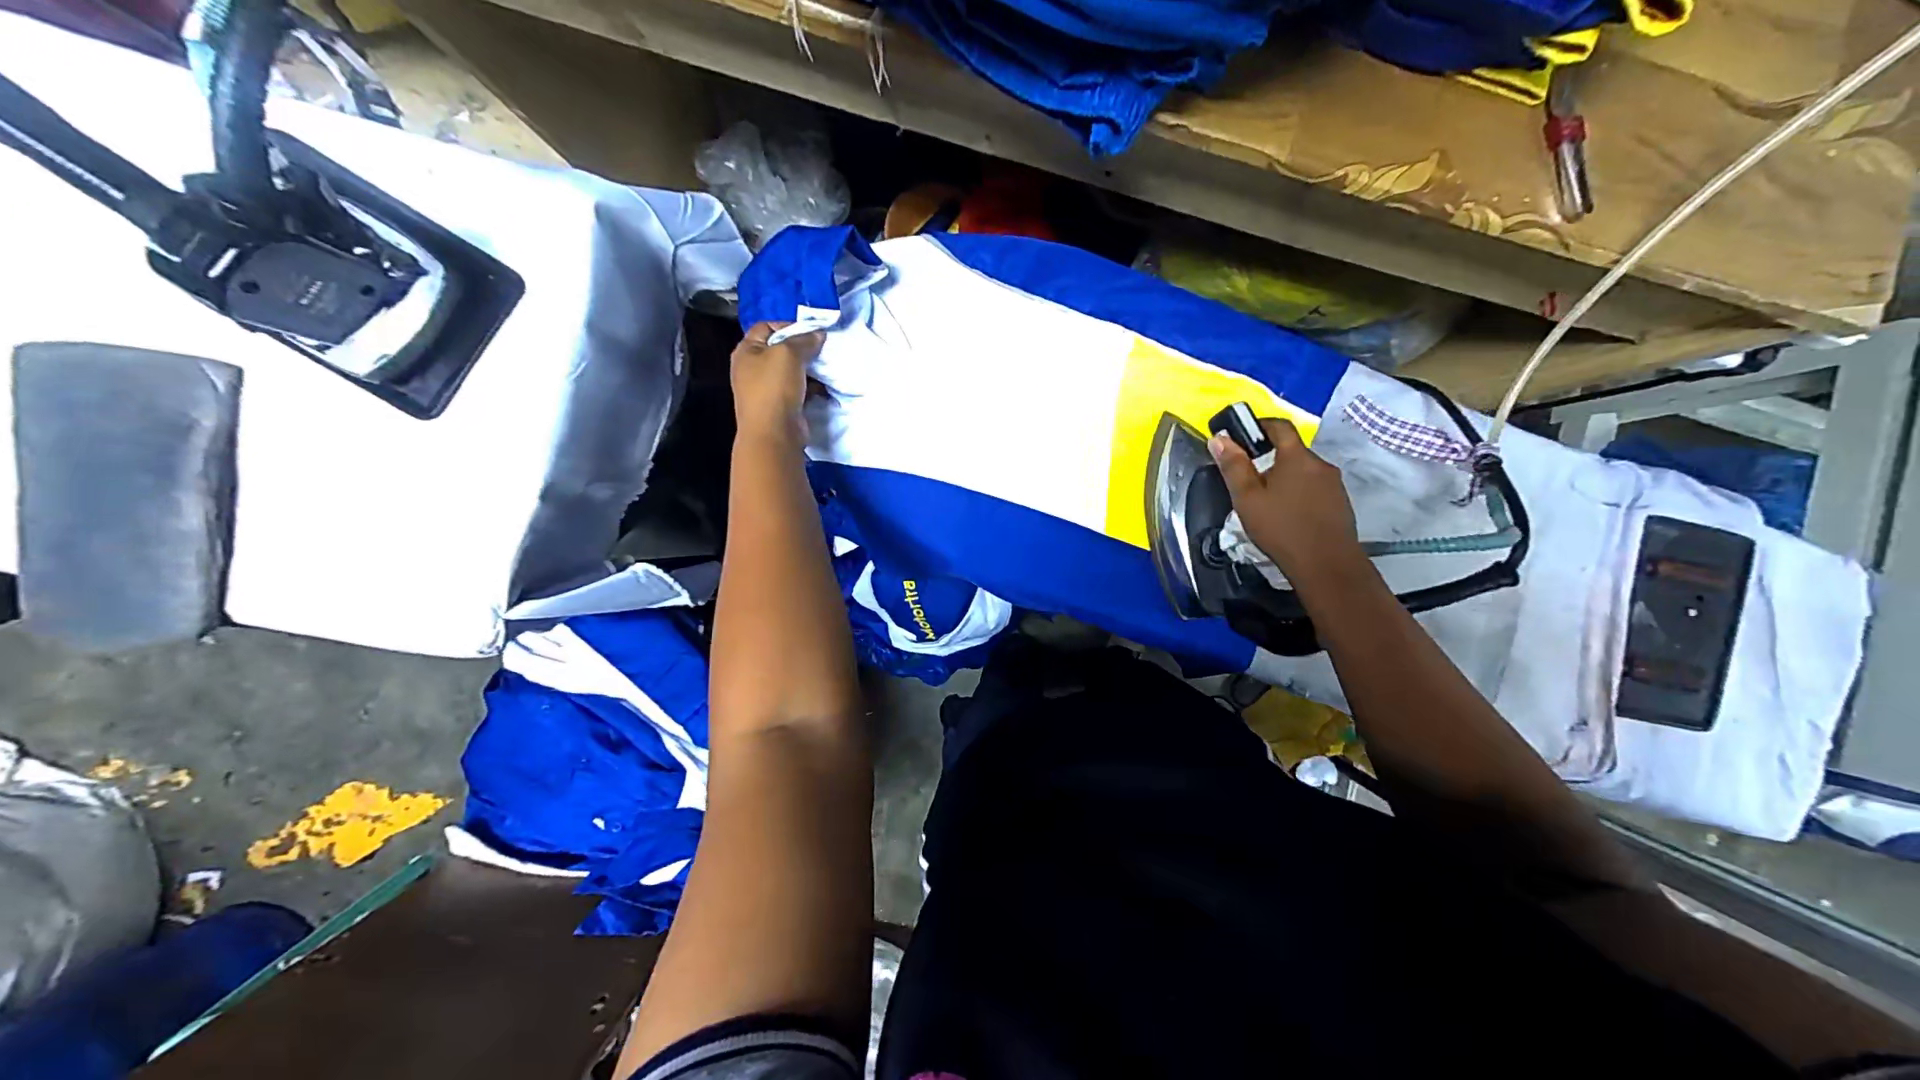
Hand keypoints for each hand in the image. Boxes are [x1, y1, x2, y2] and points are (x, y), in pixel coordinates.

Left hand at [732, 322, 823, 444]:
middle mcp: (753, 368)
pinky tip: (825, 387)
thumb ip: (804, 339)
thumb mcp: (788, 354)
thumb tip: (818, 334)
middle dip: (803, 348)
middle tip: (824, 349)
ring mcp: (766, 389)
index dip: (789, 325)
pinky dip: (811, 387)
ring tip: (827, 367)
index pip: (767, 327)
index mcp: (747, 351)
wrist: (773, 433)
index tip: (812, 331)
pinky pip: (798, 389)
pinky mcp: (780, 406)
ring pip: (792, 371)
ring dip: (810, 369)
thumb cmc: (774, 387)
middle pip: (781, 349)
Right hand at [1209, 416, 1364, 583]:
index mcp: (1296, 458)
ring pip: (1304, 472)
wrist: (1326, 565)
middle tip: (1249, 480)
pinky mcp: (1341, 503)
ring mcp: (1334, 484)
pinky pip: (1315, 489)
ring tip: (1267, 502)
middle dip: (1270, 459)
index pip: (1280, 427)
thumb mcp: (1247, 499)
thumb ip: (1234, 467)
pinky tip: (1288, 516)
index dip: (1260, 425)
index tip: (1242, 435)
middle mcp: (1320, 464)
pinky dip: (1299, 494)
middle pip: (1292, 452)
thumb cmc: (1281, 528)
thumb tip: (1220, 439)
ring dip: (1285, 478)